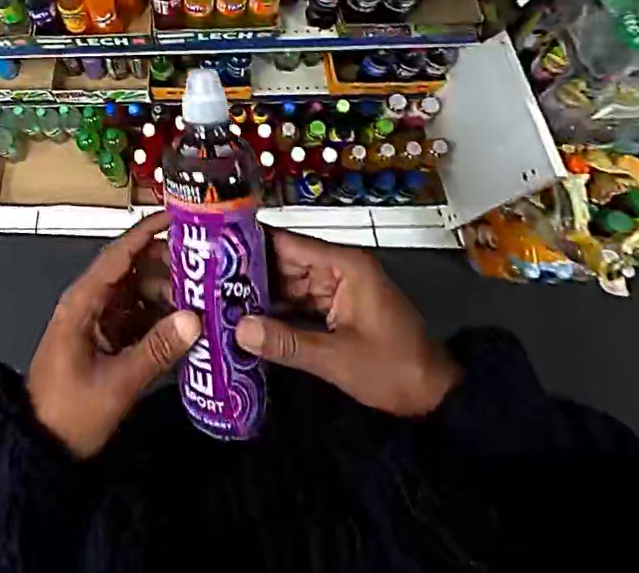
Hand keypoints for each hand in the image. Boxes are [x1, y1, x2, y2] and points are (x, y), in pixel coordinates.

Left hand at [28, 212, 201, 458]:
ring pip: (143, 290)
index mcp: (85, 301)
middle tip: (210, 266)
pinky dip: (165, 313)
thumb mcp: (115, 383)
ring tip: (207, 296)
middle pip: (136, 267)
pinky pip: (143, 313)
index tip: (182, 216)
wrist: (37, 451)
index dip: (150, 231)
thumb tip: (196, 318)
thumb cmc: (68, 413)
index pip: (120, 252)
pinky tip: (191, 321)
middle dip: (171, 264)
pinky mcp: (110, 337)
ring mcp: (102, 318)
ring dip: (172, 291)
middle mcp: (93, 301)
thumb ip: (157, 349)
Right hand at [237, 229, 460, 416]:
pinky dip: (277, 311)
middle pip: (286, 263)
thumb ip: (287, 342)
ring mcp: (338, 288)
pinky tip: (247, 320)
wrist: (432, 394)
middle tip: (206, 282)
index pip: (290, 244)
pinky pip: (300, 303)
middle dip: (250, 273)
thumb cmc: (392, 368)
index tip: (215, 247)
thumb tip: (238, 330)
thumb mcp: (336, 358)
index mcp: (345, 265)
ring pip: (290, 284)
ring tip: (217, 300)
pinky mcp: (337, 308)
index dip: (253, 243)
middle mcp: (339, 268)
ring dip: (260, 294)